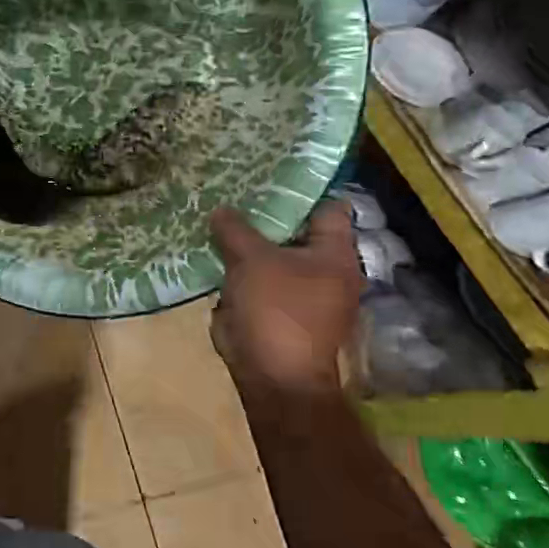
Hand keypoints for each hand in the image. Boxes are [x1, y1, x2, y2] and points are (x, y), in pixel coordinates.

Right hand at [209, 199, 362, 392]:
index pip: (326, 206)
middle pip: (295, 229)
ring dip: (247, 240)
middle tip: (231, 190)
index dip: (299, 188)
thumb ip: (235, 229)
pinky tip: (213, 249)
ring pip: (271, 253)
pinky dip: (239, 265)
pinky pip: (256, 276)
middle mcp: (324, 269)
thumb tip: (220, 210)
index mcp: (335, 254)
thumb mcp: (252, 259)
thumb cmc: (276, 309)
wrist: (273, 375)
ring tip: (216, 216)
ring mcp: (300, 290)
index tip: (266, 172)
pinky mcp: (275, 307)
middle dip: (264, 213)